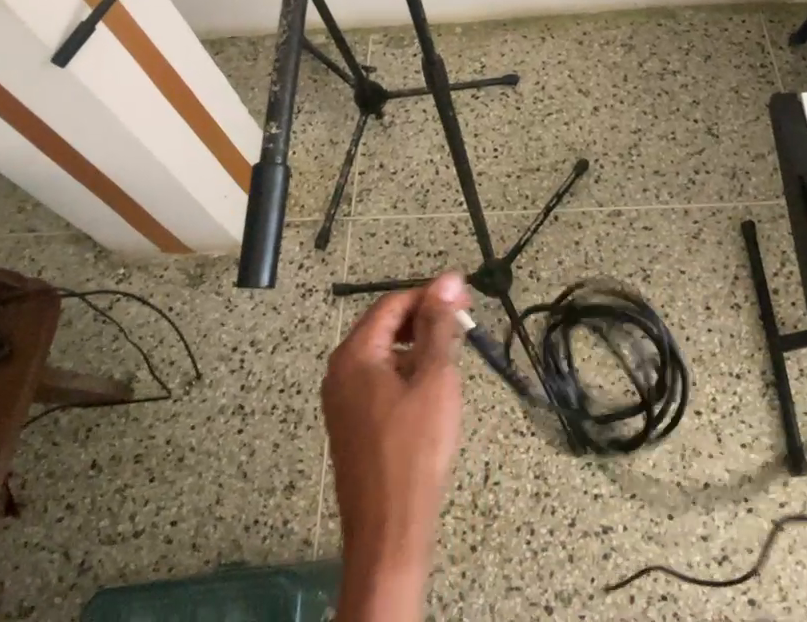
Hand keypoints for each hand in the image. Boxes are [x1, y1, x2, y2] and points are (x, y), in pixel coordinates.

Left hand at [323, 273, 469, 621]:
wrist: (389, 527)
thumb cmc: (415, 448)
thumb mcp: (435, 379)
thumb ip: (439, 326)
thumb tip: (449, 278)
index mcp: (354, 355)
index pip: (392, 304)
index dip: (430, 296)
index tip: (467, 302)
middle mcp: (339, 372)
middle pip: (383, 327)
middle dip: (424, 322)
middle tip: (464, 328)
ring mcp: (341, 401)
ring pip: (382, 356)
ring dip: (417, 349)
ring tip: (452, 361)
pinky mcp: (351, 425)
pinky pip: (378, 382)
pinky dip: (406, 375)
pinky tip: (431, 393)